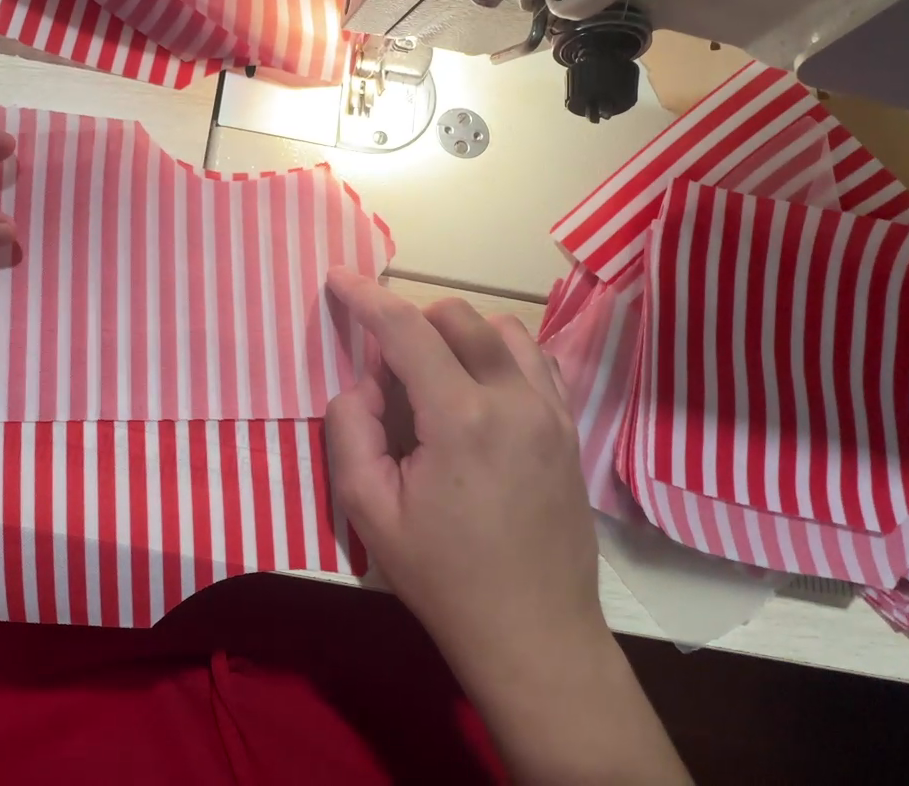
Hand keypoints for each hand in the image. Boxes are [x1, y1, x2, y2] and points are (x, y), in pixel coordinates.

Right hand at [322, 268, 598, 653]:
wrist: (532, 631)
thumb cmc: (441, 575)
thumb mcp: (367, 511)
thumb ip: (350, 430)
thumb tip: (365, 385)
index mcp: (460, 418)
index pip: (406, 329)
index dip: (366, 296)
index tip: (339, 277)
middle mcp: (514, 399)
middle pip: (458, 315)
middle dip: (411, 319)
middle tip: (386, 369)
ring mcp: (552, 411)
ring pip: (505, 327)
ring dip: (459, 334)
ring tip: (435, 377)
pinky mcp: (570, 428)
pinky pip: (536, 358)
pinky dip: (500, 353)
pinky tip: (479, 389)